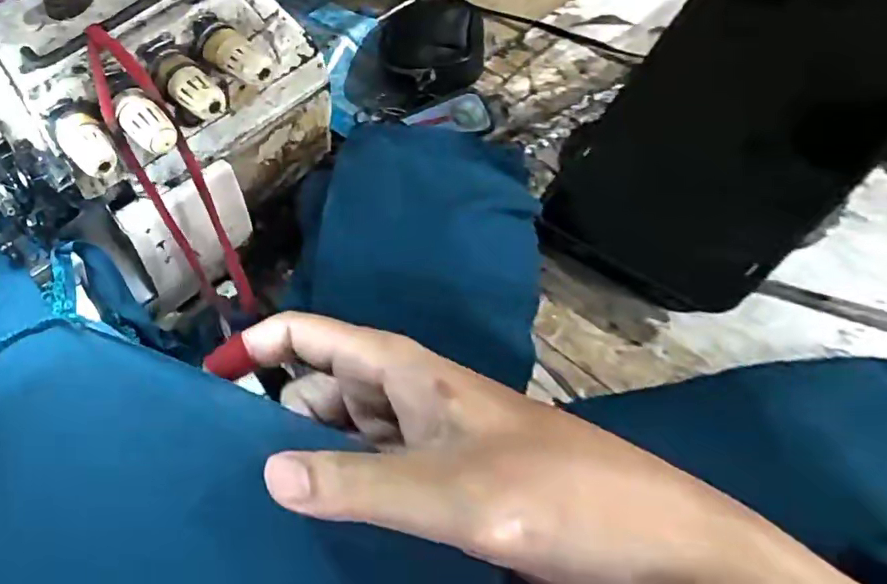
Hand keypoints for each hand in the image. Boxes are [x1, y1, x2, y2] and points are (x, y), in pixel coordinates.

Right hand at [242, 313, 852, 583]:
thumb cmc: (557, 497)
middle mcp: (400, 390)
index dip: (254, 344)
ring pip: (343, 432)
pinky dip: (347, 486)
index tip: (212, 379)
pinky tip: (334, 521)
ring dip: (313, 457)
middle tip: (242, 465)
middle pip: (315, 386)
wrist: (674, 553)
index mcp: (394, 365)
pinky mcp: (443, 477)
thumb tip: (267, 473)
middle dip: (278, 416)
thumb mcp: (452, 494)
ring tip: (282, 501)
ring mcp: (422, 435)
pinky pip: (373, 469)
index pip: (303, 334)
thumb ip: (357, 484)